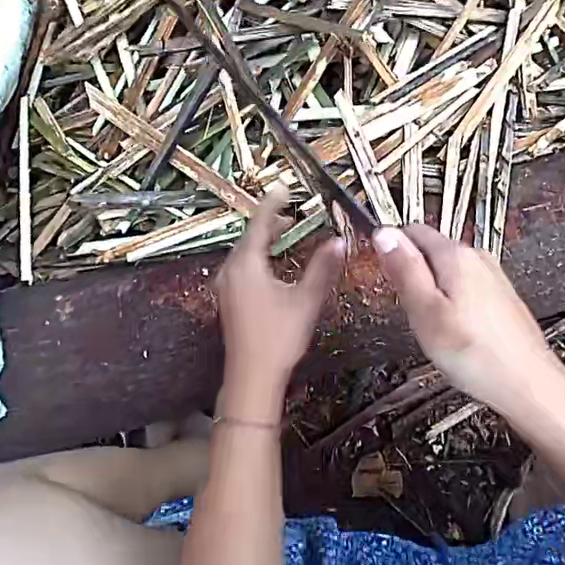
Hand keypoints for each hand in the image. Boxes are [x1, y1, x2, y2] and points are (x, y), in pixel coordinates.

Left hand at [213, 188, 345, 419]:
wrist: (252, 378)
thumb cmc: (278, 338)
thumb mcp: (306, 300)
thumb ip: (322, 268)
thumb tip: (339, 241)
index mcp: (247, 265)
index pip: (259, 223)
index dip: (272, 203)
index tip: (283, 187)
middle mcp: (231, 271)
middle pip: (250, 236)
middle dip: (271, 221)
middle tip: (292, 213)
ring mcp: (226, 285)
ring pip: (245, 251)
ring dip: (265, 239)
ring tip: (286, 233)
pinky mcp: (228, 298)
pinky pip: (242, 265)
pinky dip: (258, 255)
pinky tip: (274, 263)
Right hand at [372, 224, 564, 419]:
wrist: (528, 385)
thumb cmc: (476, 354)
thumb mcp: (424, 311)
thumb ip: (404, 269)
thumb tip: (384, 234)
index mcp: (455, 256)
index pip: (412, 231)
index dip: (392, 250)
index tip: (387, 277)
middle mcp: (477, 258)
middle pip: (430, 251)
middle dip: (413, 275)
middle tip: (411, 311)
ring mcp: (492, 277)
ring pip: (447, 272)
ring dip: (433, 292)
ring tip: (434, 327)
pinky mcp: (500, 297)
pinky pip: (465, 288)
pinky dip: (453, 304)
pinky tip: (456, 333)